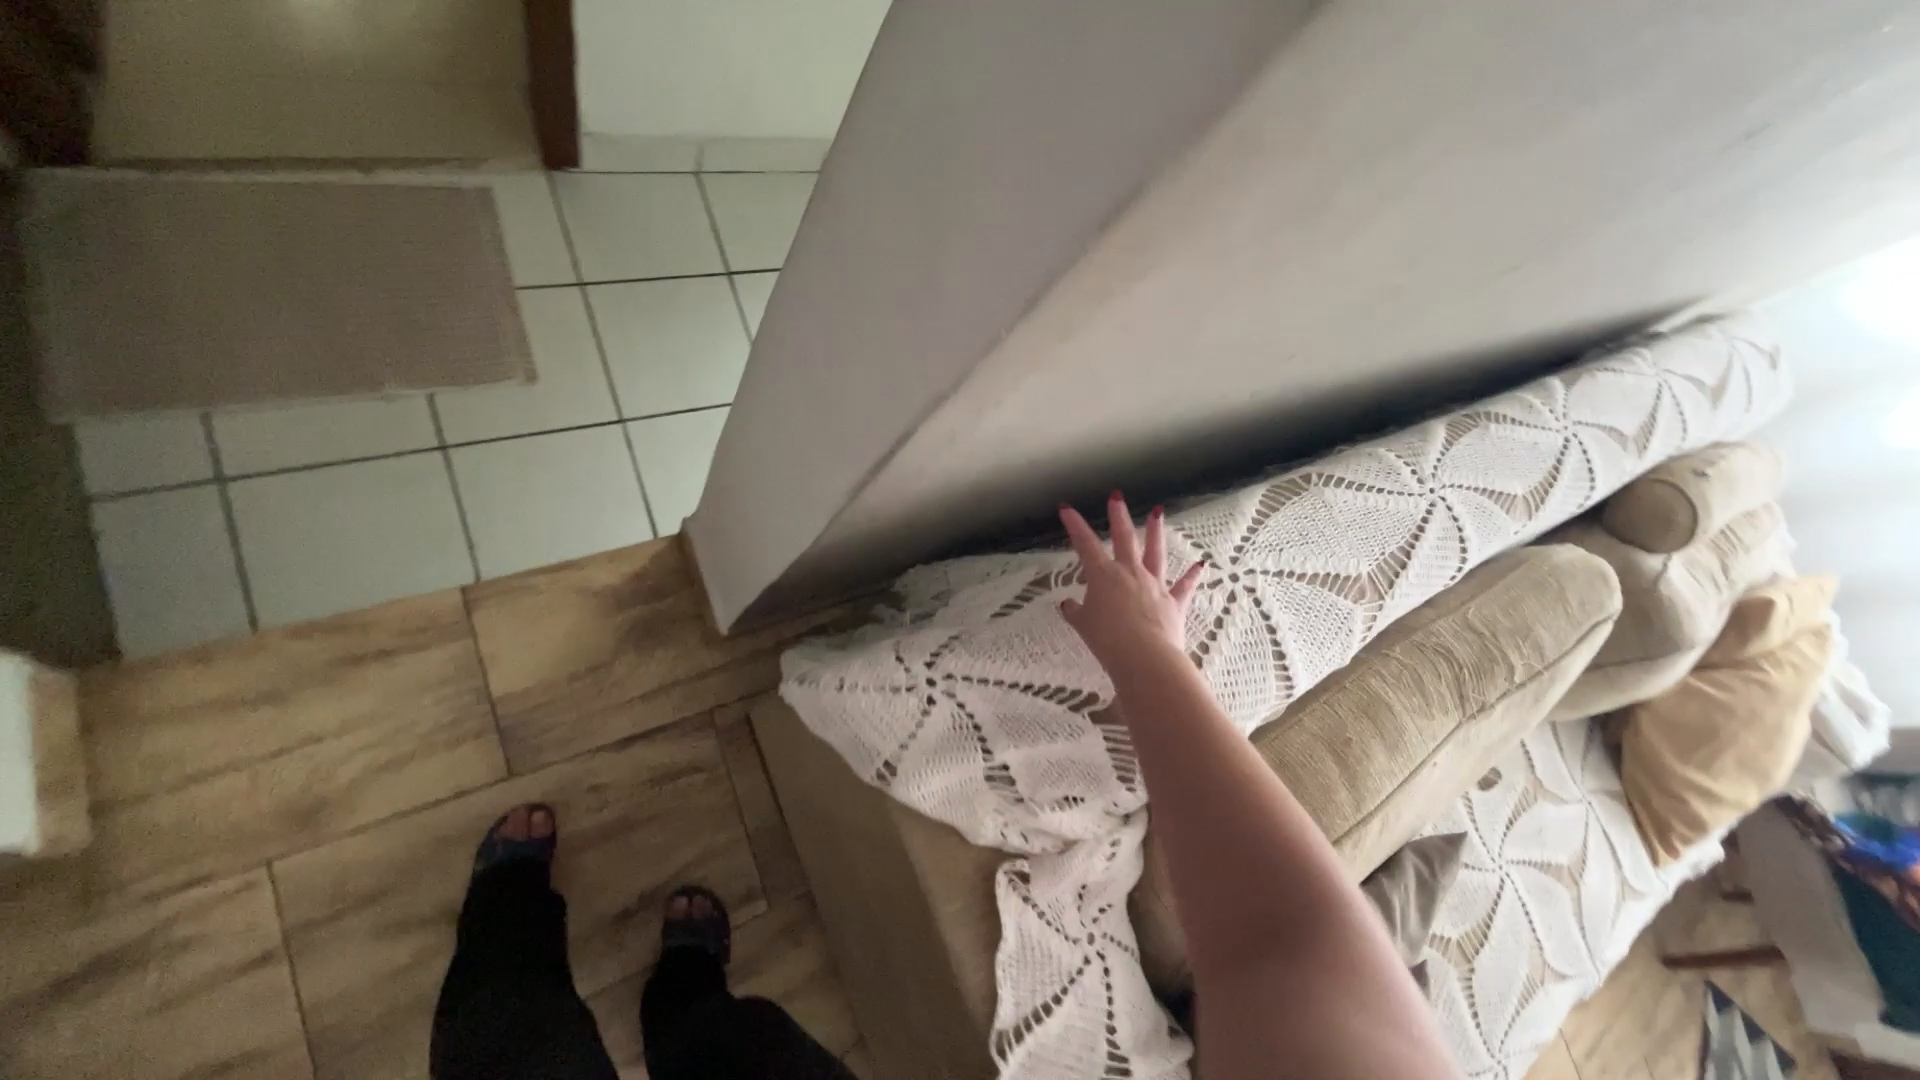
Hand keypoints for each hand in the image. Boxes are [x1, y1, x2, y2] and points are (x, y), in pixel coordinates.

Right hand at [1059, 492, 1204, 672]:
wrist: (1144, 658)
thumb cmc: (1107, 640)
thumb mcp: (1083, 626)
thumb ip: (1075, 612)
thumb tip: (1068, 604)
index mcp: (1104, 575)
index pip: (1085, 545)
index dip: (1075, 525)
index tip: (1067, 508)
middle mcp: (1130, 573)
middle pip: (1124, 538)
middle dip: (1118, 516)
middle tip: (1117, 497)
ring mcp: (1154, 585)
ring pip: (1155, 553)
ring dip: (1156, 532)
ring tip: (1157, 513)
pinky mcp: (1173, 602)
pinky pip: (1184, 586)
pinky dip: (1192, 576)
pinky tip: (1200, 565)